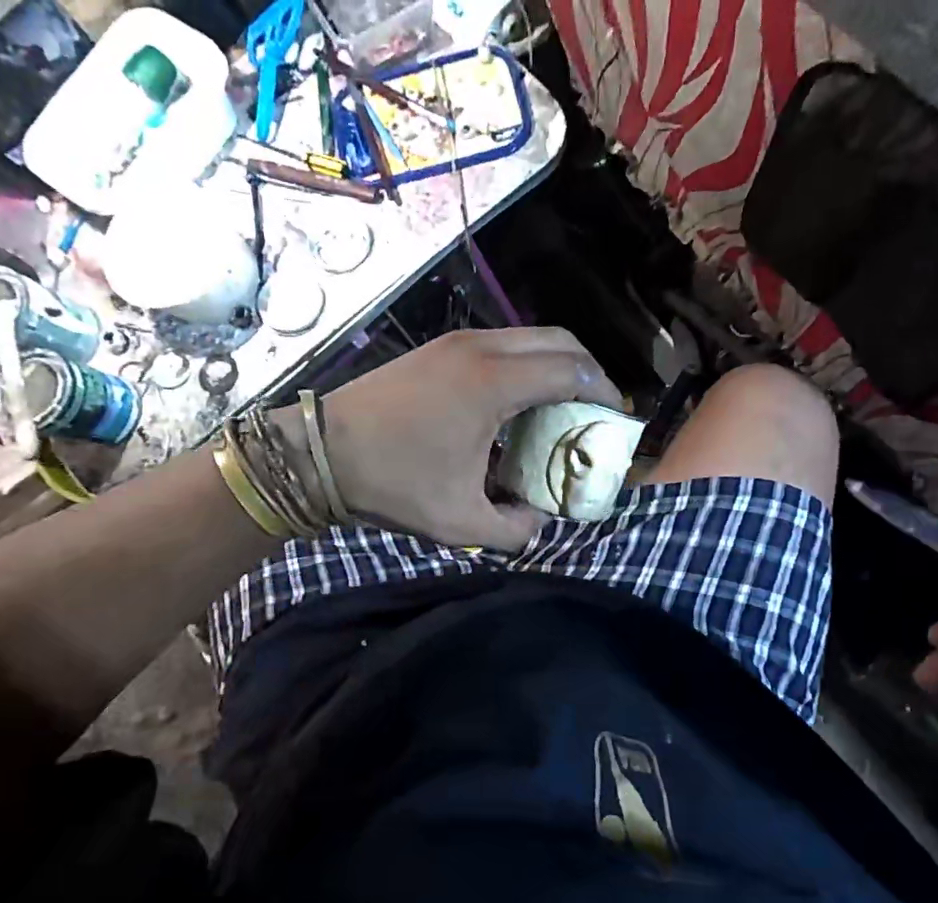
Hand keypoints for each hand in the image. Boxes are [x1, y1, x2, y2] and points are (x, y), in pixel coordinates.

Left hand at [315, 328, 620, 550]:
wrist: (320, 452)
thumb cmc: (392, 483)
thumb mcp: (459, 521)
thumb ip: (514, 529)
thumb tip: (538, 520)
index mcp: (494, 383)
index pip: (574, 372)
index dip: (605, 394)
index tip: (617, 420)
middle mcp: (481, 348)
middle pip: (559, 341)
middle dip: (587, 371)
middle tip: (594, 411)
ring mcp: (455, 342)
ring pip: (527, 338)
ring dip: (552, 365)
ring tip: (556, 409)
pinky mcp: (435, 348)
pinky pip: (498, 345)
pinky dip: (521, 365)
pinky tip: (512, 404)